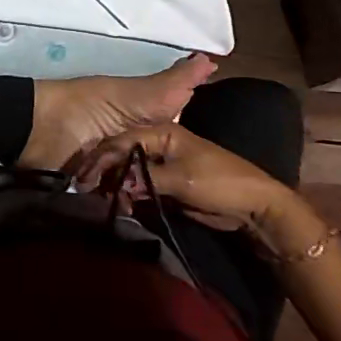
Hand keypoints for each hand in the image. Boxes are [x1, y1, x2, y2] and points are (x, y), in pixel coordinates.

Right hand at [72, 123, 302, 238]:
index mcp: (164, 132)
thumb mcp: (182, 178)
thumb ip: (147, 178)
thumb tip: (118, 183)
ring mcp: (163, 165)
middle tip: (89, 189)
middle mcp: (159, 145)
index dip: (104, 156)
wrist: (253, 208)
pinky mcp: (166, 185)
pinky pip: (140, 187)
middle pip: (124, 154)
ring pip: (130, 171)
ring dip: (117, 185)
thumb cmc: (220, 182)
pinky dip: (129, 196)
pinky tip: (119, 206)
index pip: (124, 139)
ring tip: (103, 200)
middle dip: (107, 171)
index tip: (87, 174)